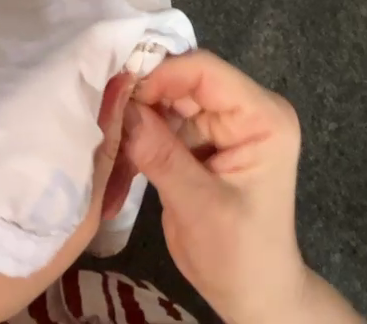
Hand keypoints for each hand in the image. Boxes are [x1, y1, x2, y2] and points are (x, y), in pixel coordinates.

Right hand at [122, 51, 360, 323]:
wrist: (253, 296)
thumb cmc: (240, 256)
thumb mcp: (201, 208)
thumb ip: (162, 156)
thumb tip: (122, 109)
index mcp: (262, 116)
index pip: (206, 71)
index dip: (161, 74)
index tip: (119, 93)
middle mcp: (244, 109)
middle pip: (184, 80)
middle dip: (144, 94)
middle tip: (103, 111)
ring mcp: (222, 123)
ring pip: (168, 98)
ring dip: (137, 114)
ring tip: (106, 129)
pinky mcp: (201, 139)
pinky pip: (164, 120)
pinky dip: (140, 133)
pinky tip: (119, 146)